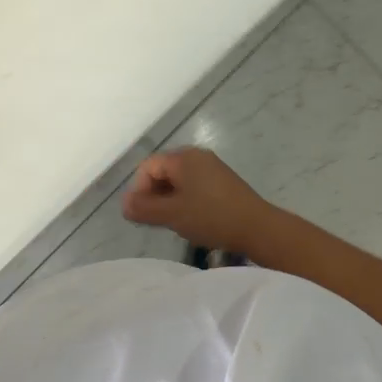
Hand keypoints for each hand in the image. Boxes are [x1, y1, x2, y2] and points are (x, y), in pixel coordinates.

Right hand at [121, 147, 277, 254]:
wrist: (256, 226)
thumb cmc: (211, 217)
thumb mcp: (173, 215)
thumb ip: (145, 208)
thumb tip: (124, 204)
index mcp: (182, 157)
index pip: (148, 167)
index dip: (138, 189)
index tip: (140, 215)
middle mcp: (196, 155)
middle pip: (163, 171)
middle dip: (153, 195)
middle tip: (154, 221)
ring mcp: (211, 166)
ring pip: (178, 180)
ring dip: (169, 199)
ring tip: (172, 222)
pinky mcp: (222, 180)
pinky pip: (194, 184)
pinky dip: (185, 199)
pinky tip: (191, 219)